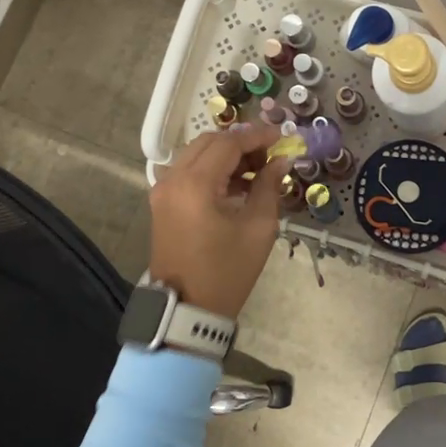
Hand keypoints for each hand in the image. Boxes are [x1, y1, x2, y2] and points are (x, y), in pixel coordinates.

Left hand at [147, 124, 289, 317]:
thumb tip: (281, 161)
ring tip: (258, 172)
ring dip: (227, 155)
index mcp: (195, 185)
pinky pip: (188, 172)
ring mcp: (163, 190)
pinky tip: (237, 185)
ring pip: (197, 154)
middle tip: (270, 155)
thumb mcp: (258, 228)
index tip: (283, 138)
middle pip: (210, 142)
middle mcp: (173, 179)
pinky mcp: (162, 202)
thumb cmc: (227, 271)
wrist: (188, 309)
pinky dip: (212, 169)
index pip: (229, 143)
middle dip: (241, 143)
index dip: (258, 137)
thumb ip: (269, 186)